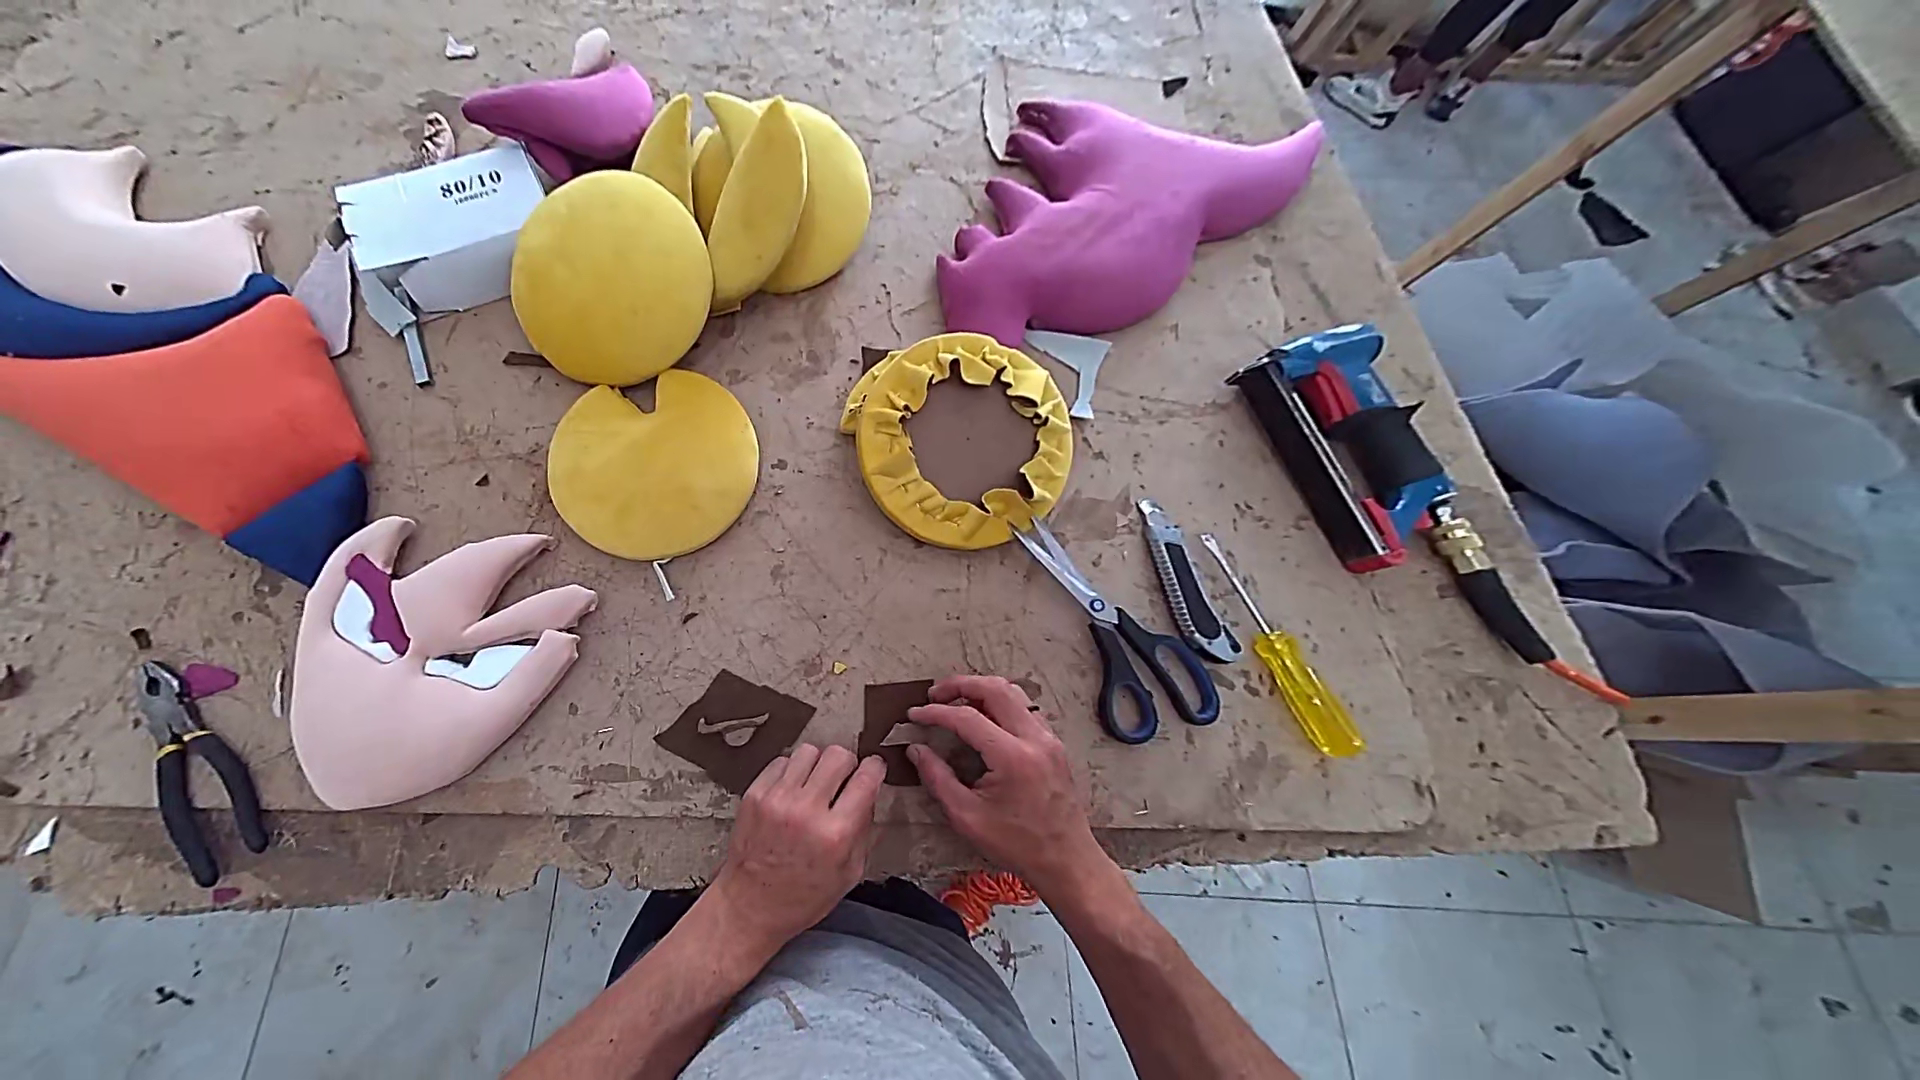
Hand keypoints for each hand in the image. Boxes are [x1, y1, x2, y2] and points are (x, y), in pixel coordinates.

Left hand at [708, 745, 886, 951]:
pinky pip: (782, 761)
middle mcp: (806, 811)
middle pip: (838, 755)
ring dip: (817, 765)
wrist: (748, 908)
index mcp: (836, 833)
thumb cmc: (802, 897)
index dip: (875, 768)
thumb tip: (871, 790)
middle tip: (842, 779)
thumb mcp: (850, 873)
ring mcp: (777, 800)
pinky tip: (792, 790)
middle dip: (847, 764)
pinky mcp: (754, 796)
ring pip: (809, 751)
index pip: (867, 777)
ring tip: (814, 784)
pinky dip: (791, 771)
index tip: (874, 769)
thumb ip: (865, 828)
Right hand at [908, 675, 1112, 897]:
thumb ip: (938, 779)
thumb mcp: (967, 818)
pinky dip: (1000, 703)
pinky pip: (1024, 708)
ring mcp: (1048, 738)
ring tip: (956, 701)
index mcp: (1012, 757)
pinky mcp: (1053, 743)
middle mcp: (1034, 738)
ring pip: (1013, 693)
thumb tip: (917, 750)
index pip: (967, 717)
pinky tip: (984, 717)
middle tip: (935, 694)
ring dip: (982, 690)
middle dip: (960, 684)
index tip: (915, 715)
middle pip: (995, 689)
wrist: (1066, 859)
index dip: (936, 712)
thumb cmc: (1017, 845)